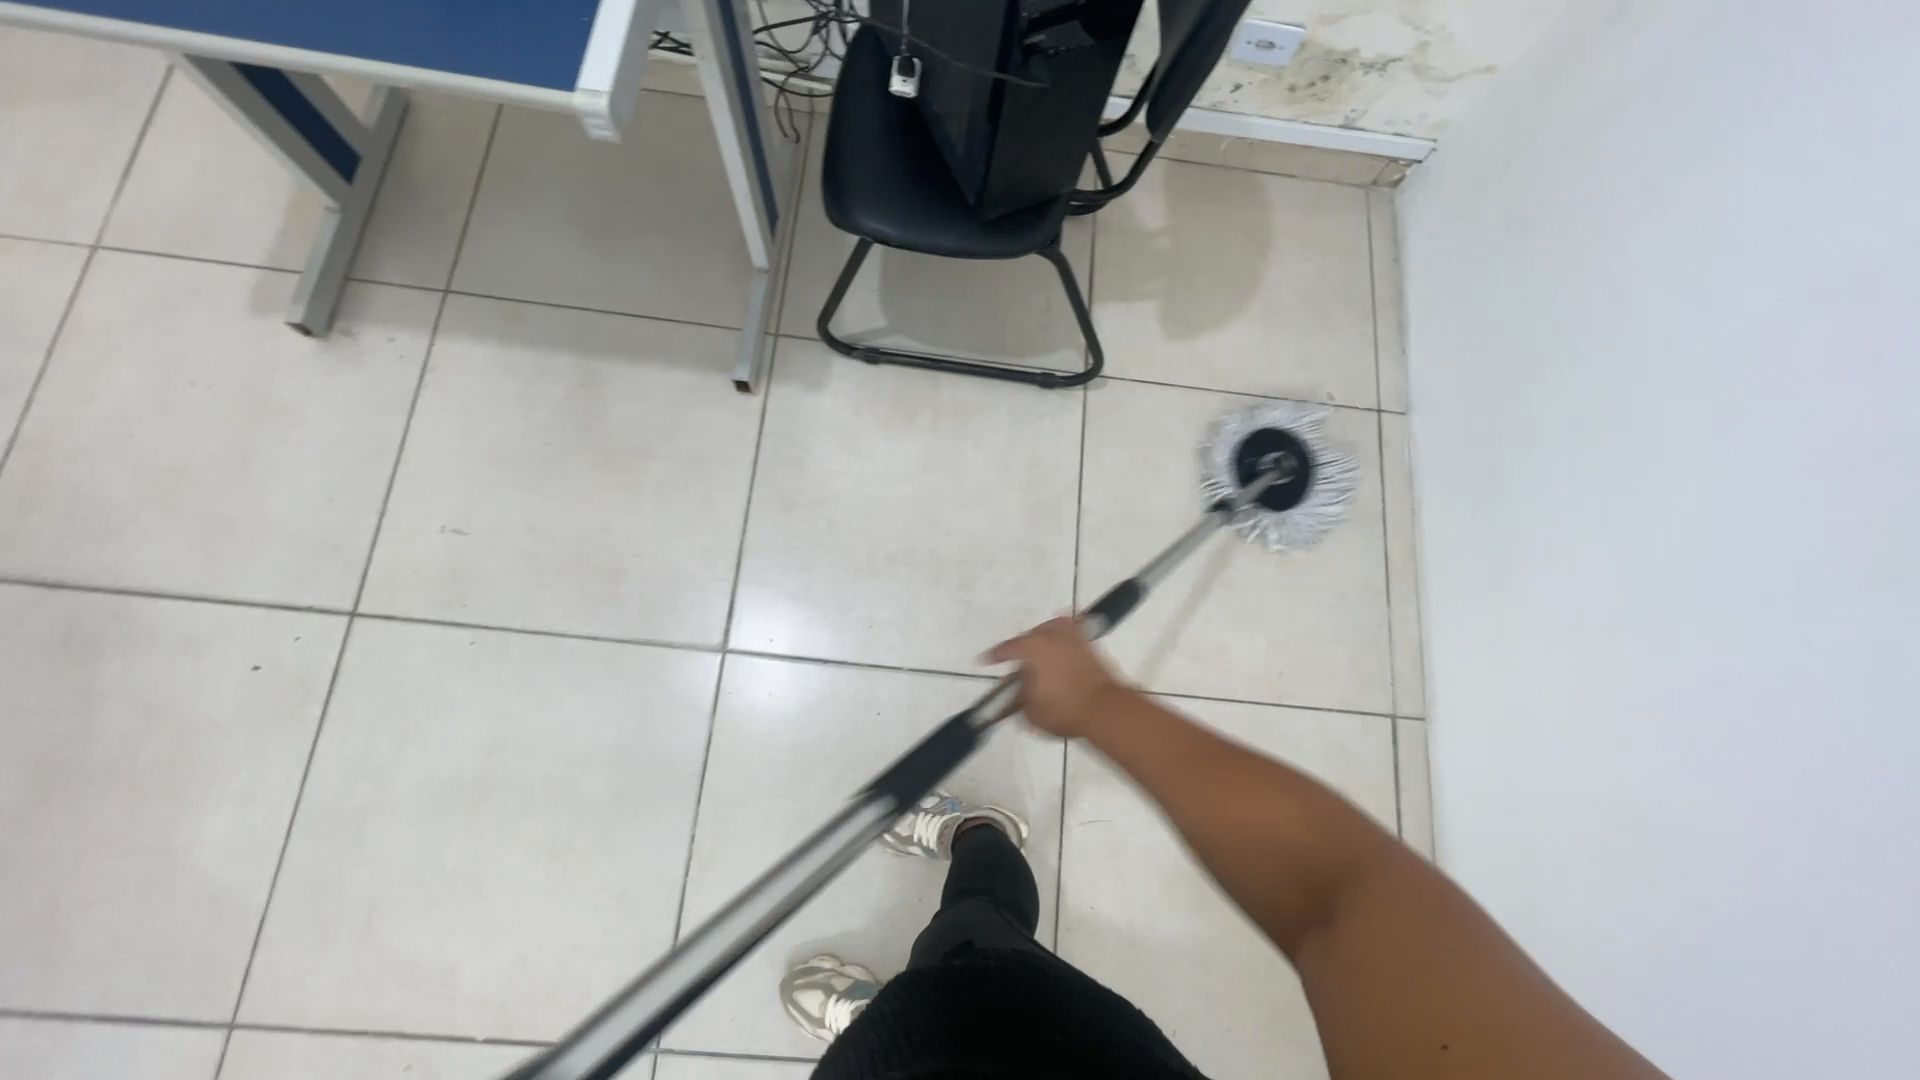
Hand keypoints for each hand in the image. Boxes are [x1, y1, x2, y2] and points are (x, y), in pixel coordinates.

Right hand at [986, 617, 1130, 737]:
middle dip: (1021, 649)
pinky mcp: (1090, 645)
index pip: (1007, 648)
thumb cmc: (1063, 710)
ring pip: (1052, 628)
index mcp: (1032, 648)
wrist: (1105, 709)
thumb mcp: (1031, 712)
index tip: (986, 660)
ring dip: (1042, 636)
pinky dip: (1066, 632)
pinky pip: (1075, 630)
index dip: (994, 656)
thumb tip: (1016, 695)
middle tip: (1016, 663)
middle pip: (1030, 637)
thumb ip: (1018, 700)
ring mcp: (1073, 638)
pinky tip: (1064, 636)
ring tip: (1039, 647)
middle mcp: (1051, 636)